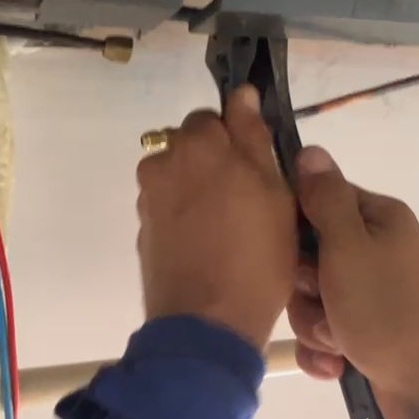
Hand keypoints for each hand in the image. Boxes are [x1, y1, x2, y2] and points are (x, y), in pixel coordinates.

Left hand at [135, 86, 297, 349]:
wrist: (205, 324)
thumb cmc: (256, 256)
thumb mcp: (274, 191)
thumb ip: (253, 137)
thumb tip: (242, 94)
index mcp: (196, 144)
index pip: (216, 117)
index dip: (239, 138)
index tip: (258, 167)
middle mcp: (162, 161)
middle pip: (193, 145)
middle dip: (217, 161)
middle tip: (251, 200)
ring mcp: (149, 197)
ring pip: (181, 176)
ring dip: (201, 188)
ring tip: (230, 227)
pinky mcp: (144, 228)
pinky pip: (170, 206)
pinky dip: (187, 214)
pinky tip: (209, 244)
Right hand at [286, 147, 418, 418]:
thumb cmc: (391, 310)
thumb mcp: (350, 247)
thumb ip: (326, 199)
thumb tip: (311, 149)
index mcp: (376, 220)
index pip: (316, 201)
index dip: (294, 226)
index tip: (293, 250)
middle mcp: (374, 253)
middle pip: (307, 255)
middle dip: (303, 285)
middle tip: (320, 296)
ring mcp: (370, 298)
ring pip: (310, 299)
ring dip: (315, 323)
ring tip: (339, 340)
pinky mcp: (365, 337)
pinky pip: (323, 335)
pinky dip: (325, 351)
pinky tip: (338, 365)